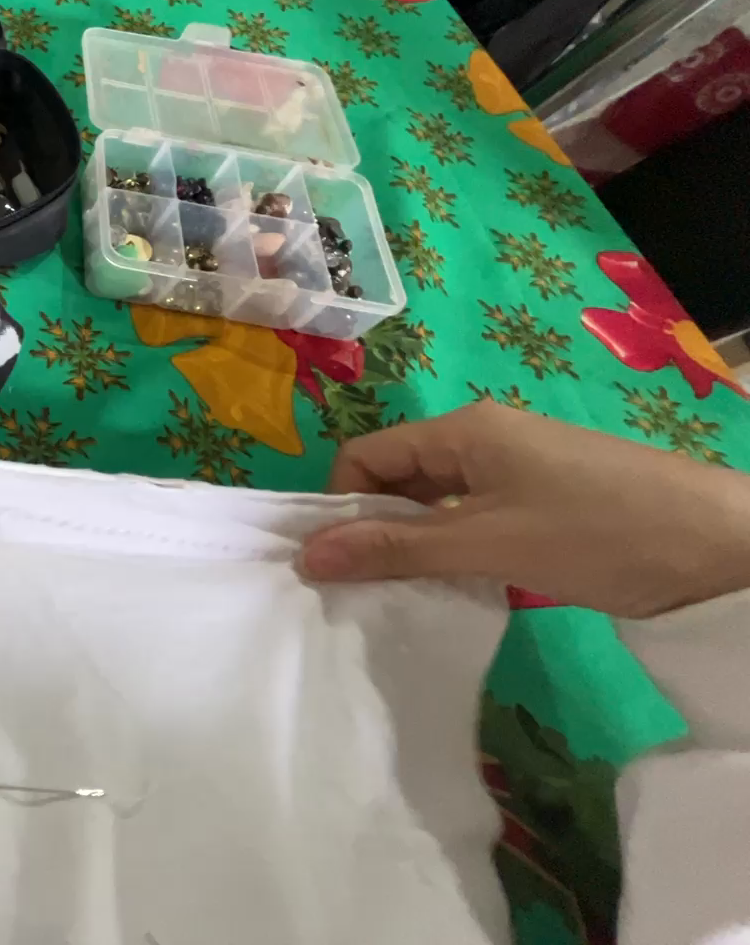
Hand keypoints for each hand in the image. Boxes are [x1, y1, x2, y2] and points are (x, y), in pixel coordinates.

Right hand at [298, 401, 749, 615]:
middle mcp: (479, 438)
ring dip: (414, 537)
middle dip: (375, 523)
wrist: (746, 555)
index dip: (342, 502)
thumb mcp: (488, 543)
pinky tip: (463, 575)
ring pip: (430, 497)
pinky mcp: (541, 495)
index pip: (363, 456)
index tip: (345, 555)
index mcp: (460, 430)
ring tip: (417, 580)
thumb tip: (305, 557)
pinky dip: (452, 543)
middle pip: (393, 475)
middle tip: (374, 575)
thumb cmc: (603, 533)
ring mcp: (514, 466)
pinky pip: (467, 511)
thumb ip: (393, 548)